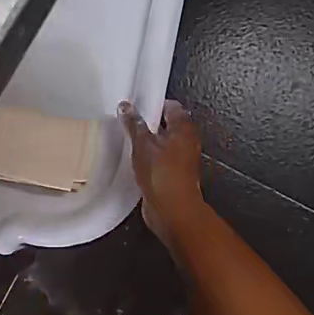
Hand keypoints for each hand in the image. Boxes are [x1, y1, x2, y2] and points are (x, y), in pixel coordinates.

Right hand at [119, 99, 204, 242]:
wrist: (172, 210)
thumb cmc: (162, 175)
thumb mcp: (142, 145)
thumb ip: (134, 124)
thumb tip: (126, 107)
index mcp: (184, 129)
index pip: (171, 106)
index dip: (153, 104)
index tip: (136, 105)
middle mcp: (186, 142)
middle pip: (166, 125)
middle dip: (148, 123)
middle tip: (128, 121)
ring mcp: (181, 160)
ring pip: (162, 143)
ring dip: (146, 142)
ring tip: (127, 139)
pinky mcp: (172, 175)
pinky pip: (159, 159)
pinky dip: (147, 157)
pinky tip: (133, 160)